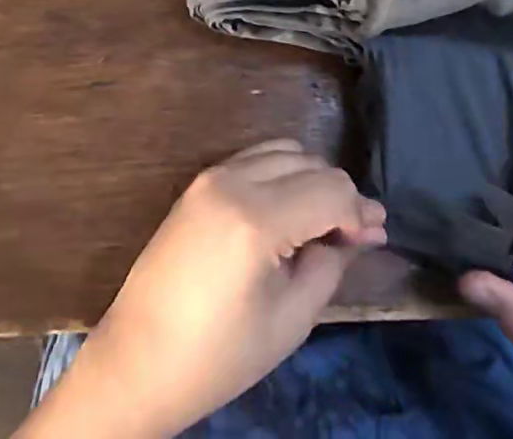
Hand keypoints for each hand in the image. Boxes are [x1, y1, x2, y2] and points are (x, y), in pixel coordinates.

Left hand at [17, 140, 387, 438]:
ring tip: (322, 223)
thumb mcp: (290, 319)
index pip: (331, 189)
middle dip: (340, 195)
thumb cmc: (218, 355)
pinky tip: (289, 208)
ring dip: (311, 178)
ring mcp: (211, 176)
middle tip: (355, 236)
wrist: (138, 360)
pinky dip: (282, 173)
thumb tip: (363, 231)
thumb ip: (331, 263)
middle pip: (311, 163)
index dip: (359, 212)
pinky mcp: (198, 182)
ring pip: (284, 151)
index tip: (374, 238)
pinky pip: (255, 158)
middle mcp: (233, 181)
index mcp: (256, 218)